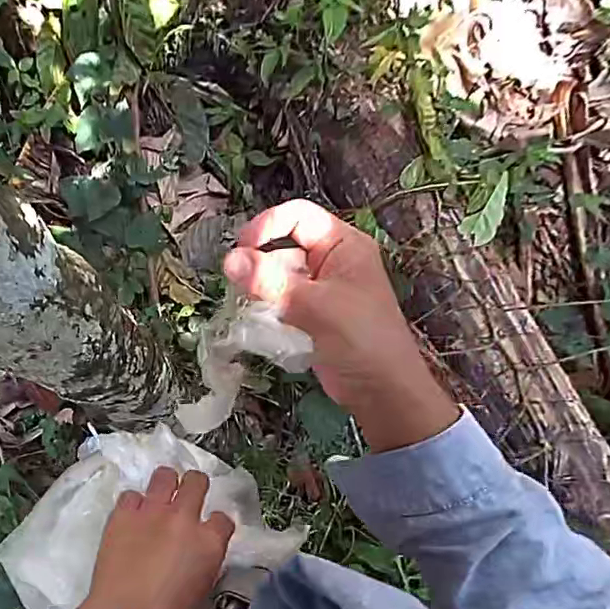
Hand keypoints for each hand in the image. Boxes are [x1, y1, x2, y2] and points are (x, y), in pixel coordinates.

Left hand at [70, 467, 233, 608]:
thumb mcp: (202, 592)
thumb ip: (203, 563)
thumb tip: (195, 556)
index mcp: (210, 542)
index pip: (222, 518)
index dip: (214, 525)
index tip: (206, 532)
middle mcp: (183, 518)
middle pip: (195, 481)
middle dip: (194, 487)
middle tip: (185, 499)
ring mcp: (151, 512)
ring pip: (164, 475)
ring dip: (165, 483)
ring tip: (159, 497)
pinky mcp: (122, 514)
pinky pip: (131, 495)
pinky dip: (133, 504)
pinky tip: (131, 518)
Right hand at [222, 200, 457, 450]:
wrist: (381, 392)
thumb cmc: (361, 340)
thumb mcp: (315, 306)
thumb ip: (271, 282)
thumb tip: (228, 260)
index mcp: (343, 246)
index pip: (298, 216)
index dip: (267, 225)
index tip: (240, 248)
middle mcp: (330, 262)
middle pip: (282, 247)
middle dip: (259, 265)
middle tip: (240, 288)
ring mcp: (319, 290)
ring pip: (276, 277)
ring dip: (259, 291)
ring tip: (250, 310)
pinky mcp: (308, 315)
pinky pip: (277, 302)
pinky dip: (264, 310)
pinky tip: (259, 326)